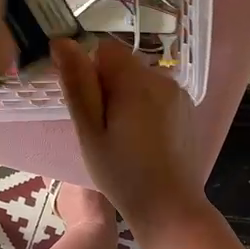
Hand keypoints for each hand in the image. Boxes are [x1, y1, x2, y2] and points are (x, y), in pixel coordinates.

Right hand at [52, 39, 203, 225]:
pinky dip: (146, 110)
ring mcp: (179, 95)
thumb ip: (77, 84)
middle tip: (104, 130)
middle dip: (110, 88)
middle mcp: (163, 79)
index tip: (90, 107)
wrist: (169, 207)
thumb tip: (61, 41)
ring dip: (128, 100)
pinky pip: (158, 97)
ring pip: (141, 82)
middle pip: (125, 65)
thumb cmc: (122, 174)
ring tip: (124, 139)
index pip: (105, 49)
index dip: (90, 73)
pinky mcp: (188, 111)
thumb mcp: (90, 131)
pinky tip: (144, 142)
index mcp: (136, 81)